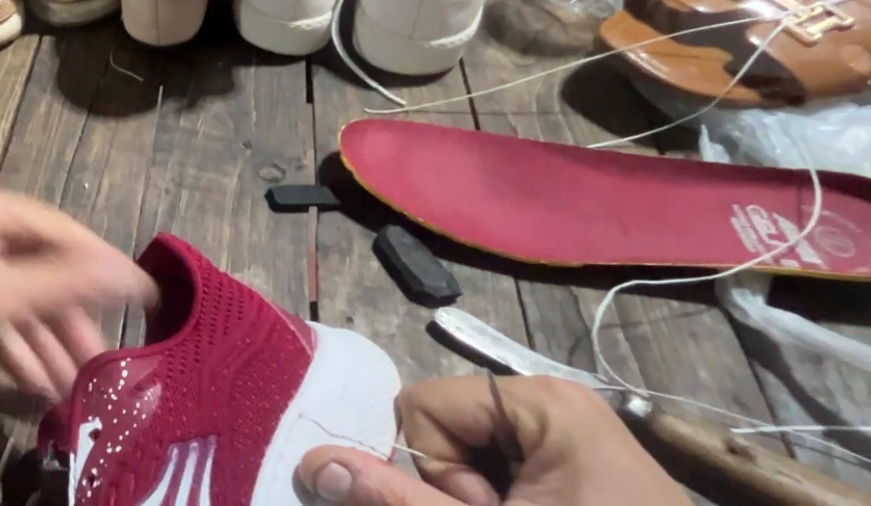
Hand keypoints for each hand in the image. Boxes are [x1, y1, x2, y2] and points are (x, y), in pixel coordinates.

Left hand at [0, 183, 154, 400]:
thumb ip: (65, 283)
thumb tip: (132, 273)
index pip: (58, 229)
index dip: (100, 263)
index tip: (141, 297)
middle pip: (40, 267)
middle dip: (69, 317)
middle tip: (104, 357)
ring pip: (18, 298)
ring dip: (45, 341)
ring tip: (78, 386)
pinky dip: (16, 347)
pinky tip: (40, 387)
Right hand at [297, 375, 688, 505]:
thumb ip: (397, 499)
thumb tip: (310, 464)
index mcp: (543, 401)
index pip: (424, 406)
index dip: (438, 469)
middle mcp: (558, 400)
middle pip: (446, 423)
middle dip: (460, 485)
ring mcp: (576, 430)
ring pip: (470, 447)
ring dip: (478, 496)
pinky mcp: (585, 462)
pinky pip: (505, 463)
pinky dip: (503, 499)